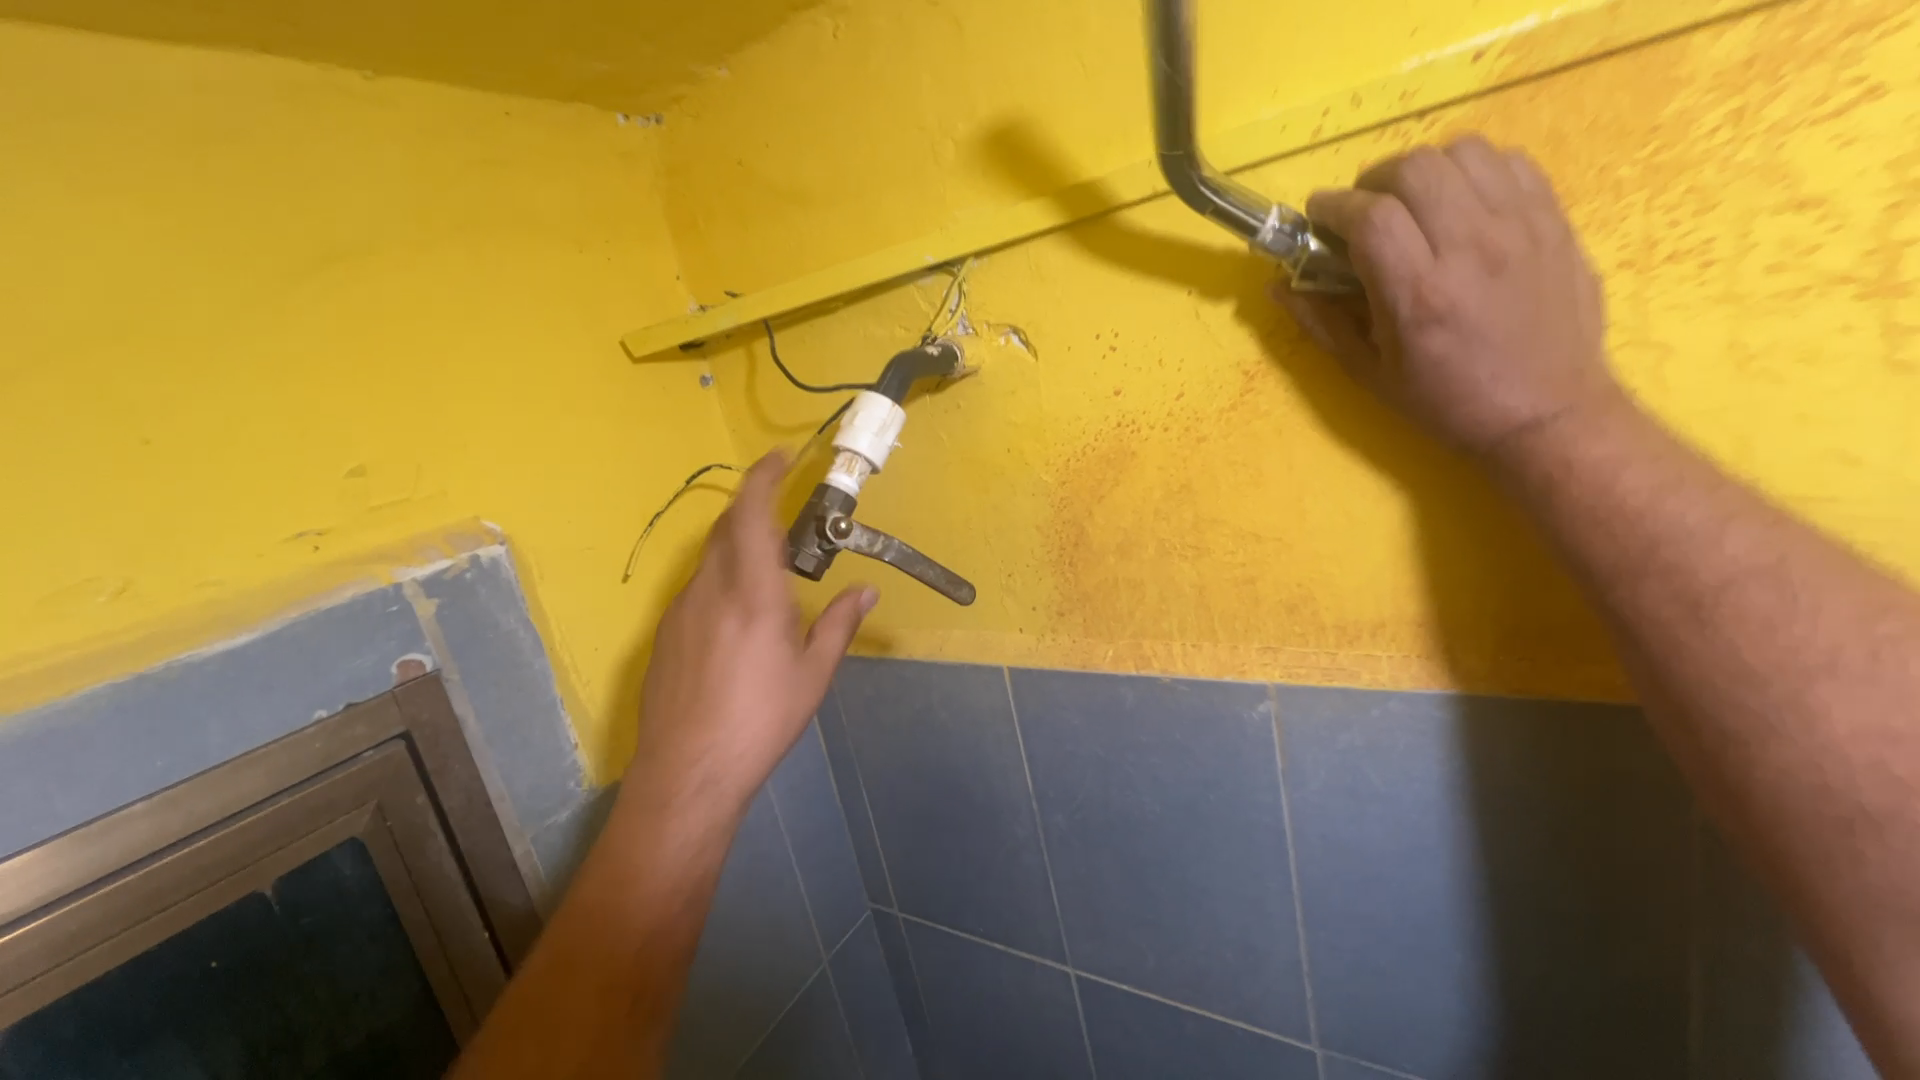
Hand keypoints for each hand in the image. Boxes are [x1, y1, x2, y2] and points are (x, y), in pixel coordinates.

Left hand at [629, 451, 877, 811]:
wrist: (688, 771)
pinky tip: (737, 618)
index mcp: (754, 593)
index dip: (763, 478)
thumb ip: (839, 624)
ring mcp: (680, 610)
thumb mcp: (813, 675)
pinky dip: (720, 580)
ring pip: (710, 559)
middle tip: (784, 517)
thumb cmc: (761, 721)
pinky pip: (697, 589)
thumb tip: (867, 590)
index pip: (752, 515)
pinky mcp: (664, 634)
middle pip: (727, 528)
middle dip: (753, 509)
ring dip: (738, 548)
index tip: (780, 459)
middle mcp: (711, 589)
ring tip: (768, 574)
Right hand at [1278, 135, 1624, 458]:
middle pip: (1415, 168)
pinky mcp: (1553, 221)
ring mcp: (1520, 228)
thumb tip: (1279, 285)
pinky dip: (1473, 171)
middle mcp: (1471, 249)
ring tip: (1414, 202)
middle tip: (1365, 211)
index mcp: (1420, 295)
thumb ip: (1322, 323)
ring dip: (1425, 170)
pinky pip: (1509, 161)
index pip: (1370, 216)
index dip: (1333, 206)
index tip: (1318, 216)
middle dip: (1374, 181)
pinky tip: (1461, 202)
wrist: (1547, 413)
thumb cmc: (1448, 402)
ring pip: (1463, 151)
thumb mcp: (1371, 374)